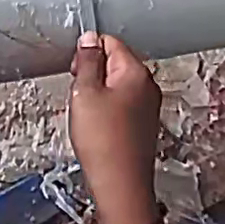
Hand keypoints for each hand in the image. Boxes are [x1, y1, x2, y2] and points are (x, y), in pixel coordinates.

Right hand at [69, 32, 162, 223]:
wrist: (120, 184)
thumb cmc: (103, 141)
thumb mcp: (85, 92)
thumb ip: (87, 61)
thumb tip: (89, 39)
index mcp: (136, 72)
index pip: (110, 42)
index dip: (87, 53)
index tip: (76, 71)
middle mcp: (147, 86)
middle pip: (114, 62)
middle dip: (92, 73)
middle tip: (80, 94)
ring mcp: (148, 105)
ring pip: (115, 83)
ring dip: (97, 92)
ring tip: (88, 113)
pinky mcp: (142, 123)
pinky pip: (120, 103)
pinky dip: (105, 109)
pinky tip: (97, 125)